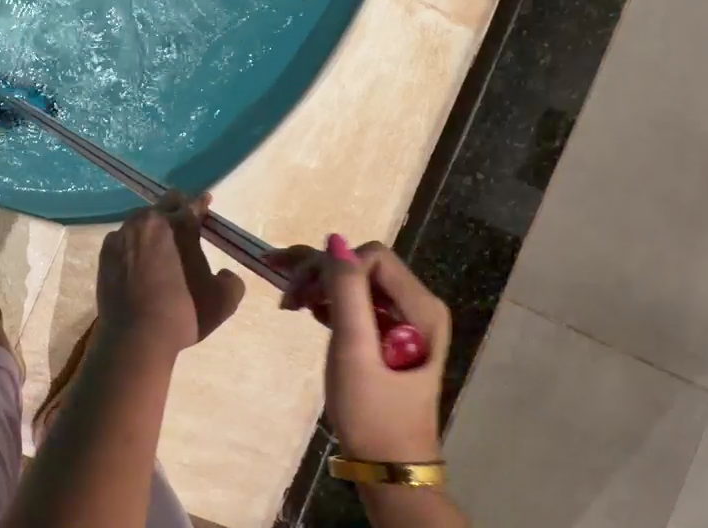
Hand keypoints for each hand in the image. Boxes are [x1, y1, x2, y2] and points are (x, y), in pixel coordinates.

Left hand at [96, 191, 245, 359]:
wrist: (136, 336)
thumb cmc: (183, 314)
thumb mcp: (222, 302)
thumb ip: (231, 282)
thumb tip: (225, 274)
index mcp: (179, 226)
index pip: (194, 205)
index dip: (202, 203)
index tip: (205, 202)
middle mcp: (149, 221)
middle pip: (165, 204)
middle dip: (177, 207)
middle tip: (183, 216)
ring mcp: (123, 233)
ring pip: (141, 219)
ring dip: (153, 224)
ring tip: (159, 238)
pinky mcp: (106, 250)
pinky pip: (123, 237)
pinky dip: (132, 241)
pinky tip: (136, 256)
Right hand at [269, 236, 450, 462]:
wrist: (387, 467)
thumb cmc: (372, 412)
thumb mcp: (353, 350)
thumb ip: (346, 292)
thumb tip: (334, 240)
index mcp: (420, 308)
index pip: (371, 256)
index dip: (332, 267)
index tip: (301, 295)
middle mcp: (417, 306)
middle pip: (361, 264)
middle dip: (320, 272)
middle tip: (286, 297)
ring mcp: (405, 319)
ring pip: (355, 279)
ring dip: (319, 283)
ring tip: (288, 301)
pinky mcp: (388, 332)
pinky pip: (356, 299)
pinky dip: (328, 299)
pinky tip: (307, 310)